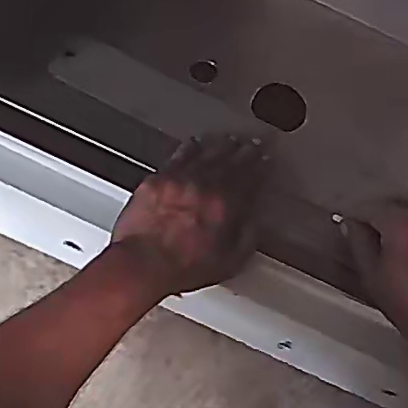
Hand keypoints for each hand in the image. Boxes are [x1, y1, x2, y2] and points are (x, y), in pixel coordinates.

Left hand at [109, 134, 269, 297]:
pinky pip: (178, 156)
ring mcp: (180, 180)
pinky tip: (194, 143)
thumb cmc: (181, 267)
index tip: (267, 160)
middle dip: (246, 151)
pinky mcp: (158, 180)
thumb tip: (255, 222)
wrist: (141, 264)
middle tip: (254, 143)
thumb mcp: (229, 262)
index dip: (261, 167)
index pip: (250, 179)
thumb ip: (247, 237)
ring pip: (206, 154)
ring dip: (221, 145)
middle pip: (231, 161)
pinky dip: (190, 148)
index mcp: (226, 205)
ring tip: (230, 140)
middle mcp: (205, 187)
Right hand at [340, 205, 407, 374]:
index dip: (359, 218)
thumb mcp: (373, 278)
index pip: (373, 208)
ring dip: (406, 230)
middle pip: (398, 211)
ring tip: (398, 257)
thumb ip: (358, 244)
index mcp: (403, 226)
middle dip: (383, 222)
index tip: (352, 228)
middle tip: (373, 245)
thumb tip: (351, 224)